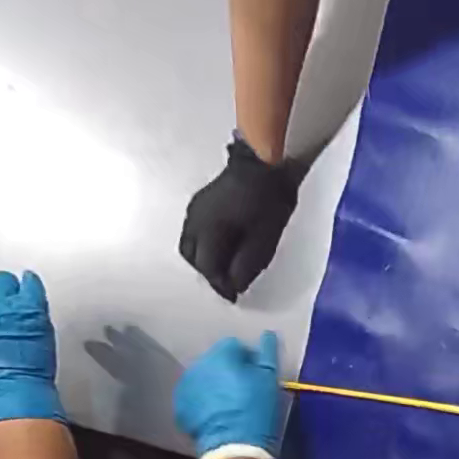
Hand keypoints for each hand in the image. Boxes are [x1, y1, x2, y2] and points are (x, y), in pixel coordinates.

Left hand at [173, 332, 282, 458]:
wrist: (233, 447)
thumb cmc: (256, 411)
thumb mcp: (269, 380)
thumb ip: (267, 353)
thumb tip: (267, 334)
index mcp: (220, 355)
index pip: (234, 345)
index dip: (248, 359)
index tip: (256, 376)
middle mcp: (198, 365)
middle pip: (216, 361)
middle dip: (228, 371)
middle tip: (244, 391)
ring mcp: (185, 386)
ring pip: (203, 378)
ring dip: (215, 385)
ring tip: (230, 405)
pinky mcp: (180, 407)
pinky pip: (194, 397)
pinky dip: (203, 403)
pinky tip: (217, 416)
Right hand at [178, 137, 304, 301]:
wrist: (265, 161)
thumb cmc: (267, 201)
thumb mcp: (263, 241)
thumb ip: (246, 266)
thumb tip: (233, 286)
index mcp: (209, 230)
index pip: (207, 267)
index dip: (220, 285)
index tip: (234, 297)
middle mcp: (195, 220)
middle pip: (193, 257)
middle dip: (209, 273)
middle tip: (228, 283)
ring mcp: (195, 208)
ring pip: (190, 244)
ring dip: (205, 259)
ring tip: (225, 266)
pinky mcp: (201, 201)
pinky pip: (194, 230)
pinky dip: (205, 245)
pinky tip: (222, 246)